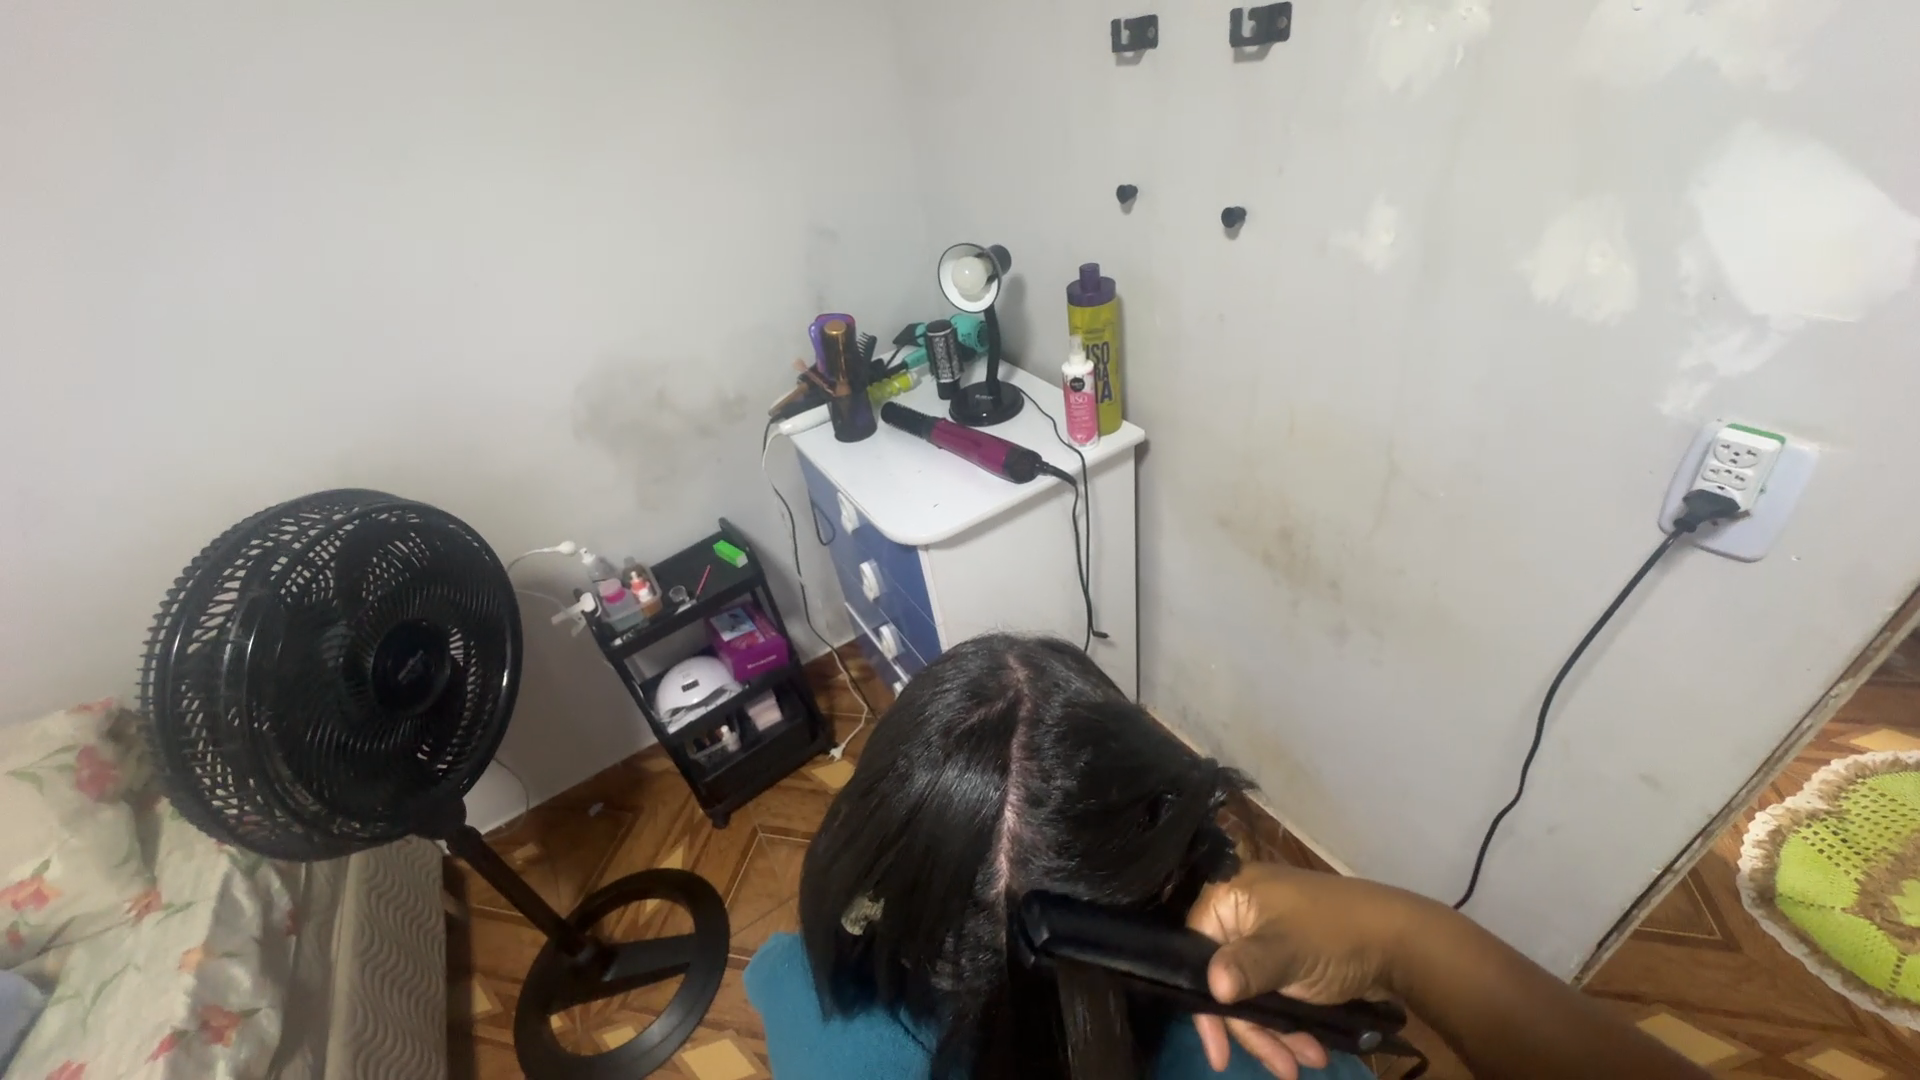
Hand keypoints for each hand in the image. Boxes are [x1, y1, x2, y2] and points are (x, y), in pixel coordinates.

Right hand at [1186, 862, 1433, 1078]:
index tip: (1218, 1051)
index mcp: (1230, 896)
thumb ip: (1246, 968)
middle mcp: (1241, 912)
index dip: (1204, 1000)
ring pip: (1252, 991)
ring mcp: (1266, 934)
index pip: (1197, 949)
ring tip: (1308, 1062)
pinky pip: (1274, 992)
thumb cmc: (1333, 936)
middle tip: (1282, 1067)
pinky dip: (1291, 1022)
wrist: (1399, 937)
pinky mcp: (1288, 955)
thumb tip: (1213, 986)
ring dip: (1277, 1031)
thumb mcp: (1287, 953)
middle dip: (1255, 1027)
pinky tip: (1313, 1048)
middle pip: (1226, 977)